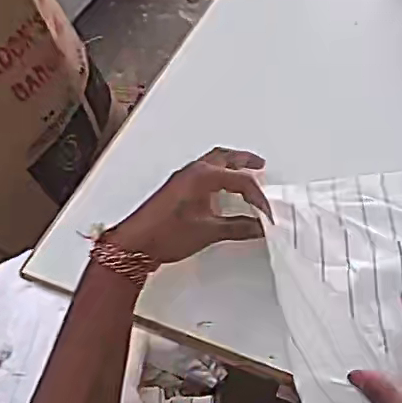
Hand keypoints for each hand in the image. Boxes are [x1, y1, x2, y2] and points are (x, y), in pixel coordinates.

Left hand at [104, 148, 270, 264]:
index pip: (242, 180)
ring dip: (231, 165)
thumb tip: (257, 226)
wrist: (135, 244)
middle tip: (260, 165)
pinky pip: (204, 172)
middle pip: (226, 158)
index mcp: (202, 177)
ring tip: (244, 171)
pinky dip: (219, 174)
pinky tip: (222, 188)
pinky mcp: (178, 189)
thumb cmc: (162, 233)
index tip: (266, 213)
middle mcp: (192, 173)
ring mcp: (183, 180)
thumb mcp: (210, 231)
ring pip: (214, 162)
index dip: (259, 198)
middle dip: (246, 161)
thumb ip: (239, 227)